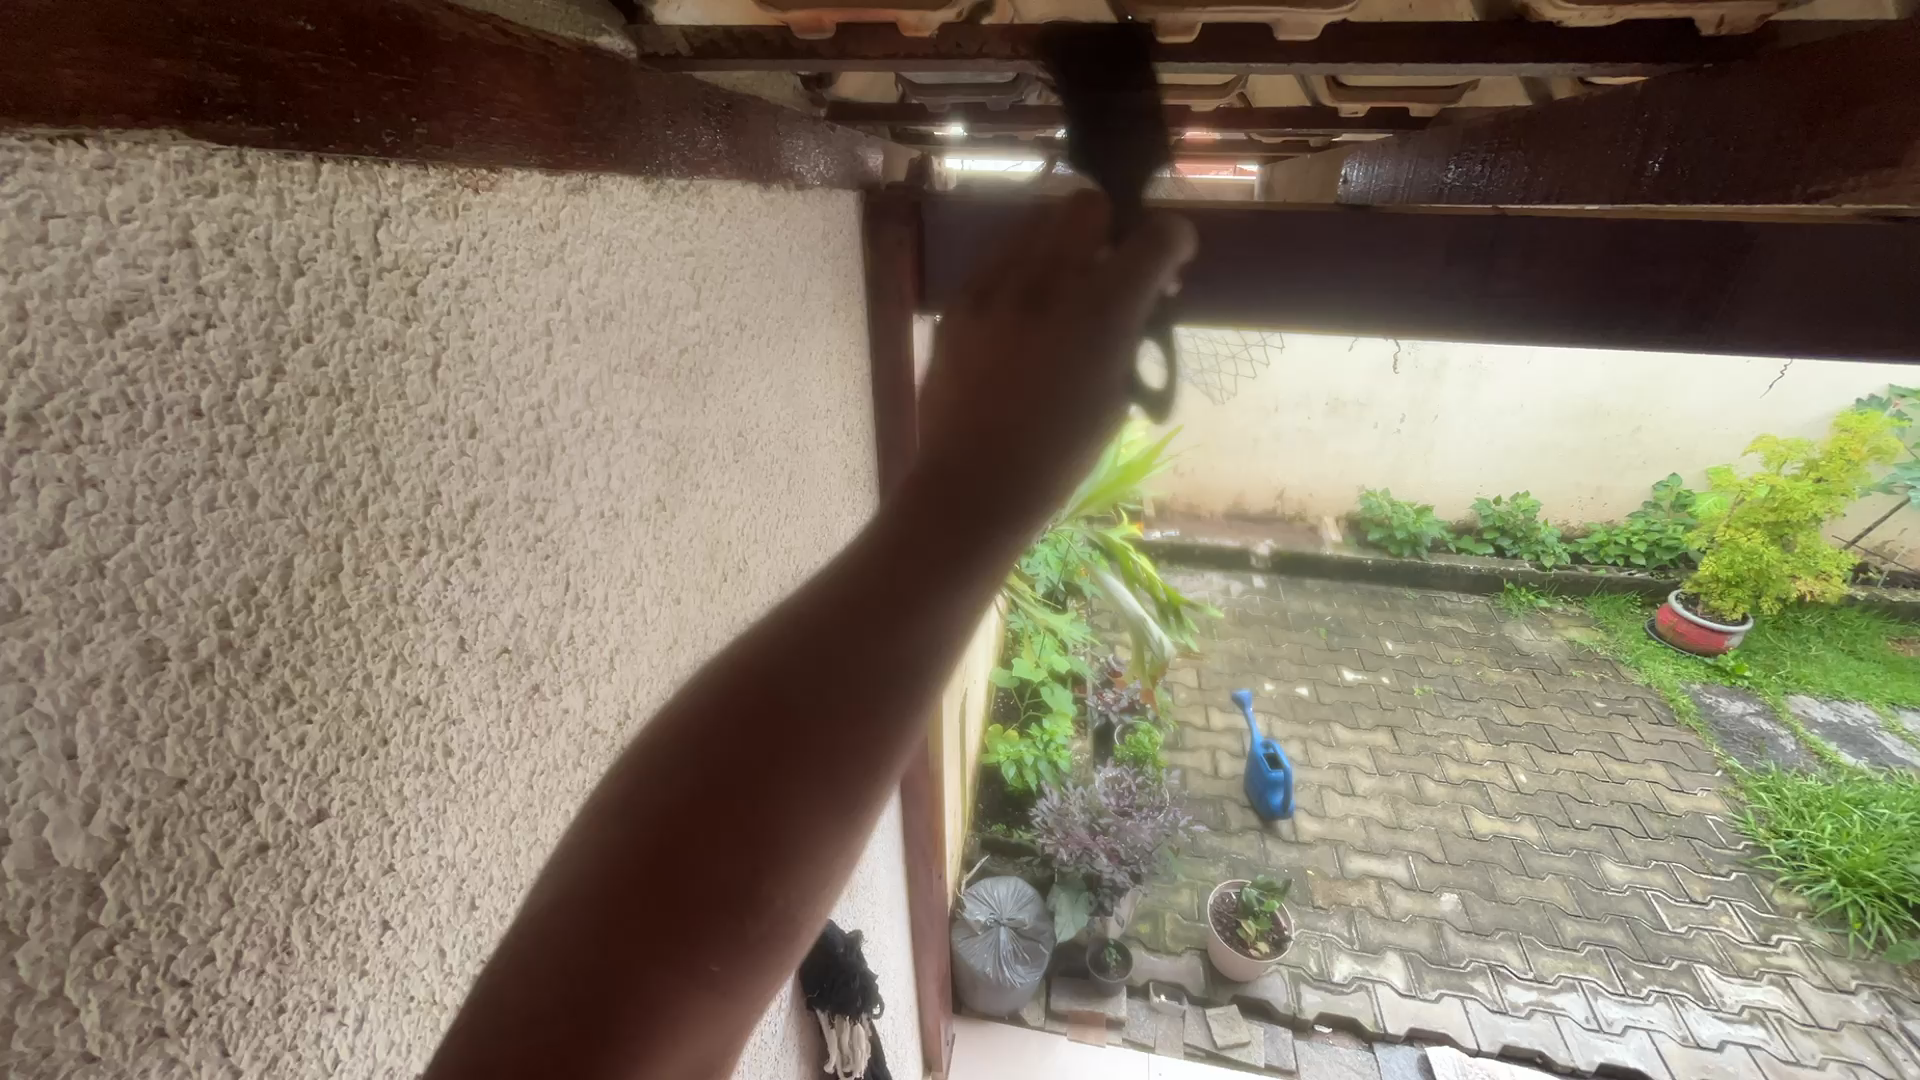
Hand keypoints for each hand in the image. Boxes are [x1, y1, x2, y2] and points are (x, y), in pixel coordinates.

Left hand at [911, 190, 1196, 531]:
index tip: (1171, 263)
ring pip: (1037, 221)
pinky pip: (998, 257)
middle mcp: (1047, 283)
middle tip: (1109, 270)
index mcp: (1101, 314)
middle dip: (1111, 227)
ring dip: (1062, 242)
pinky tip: (1020, 310)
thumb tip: (1132, 304)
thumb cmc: (1055, 459)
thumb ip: (1128, 337)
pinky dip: (1021, 269)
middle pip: (1089, 205)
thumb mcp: (1115, 400)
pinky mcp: (958, 302)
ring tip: (1062, 286)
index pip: (1156, 237)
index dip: (1175, 242)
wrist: (973, 483)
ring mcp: (994, 288)